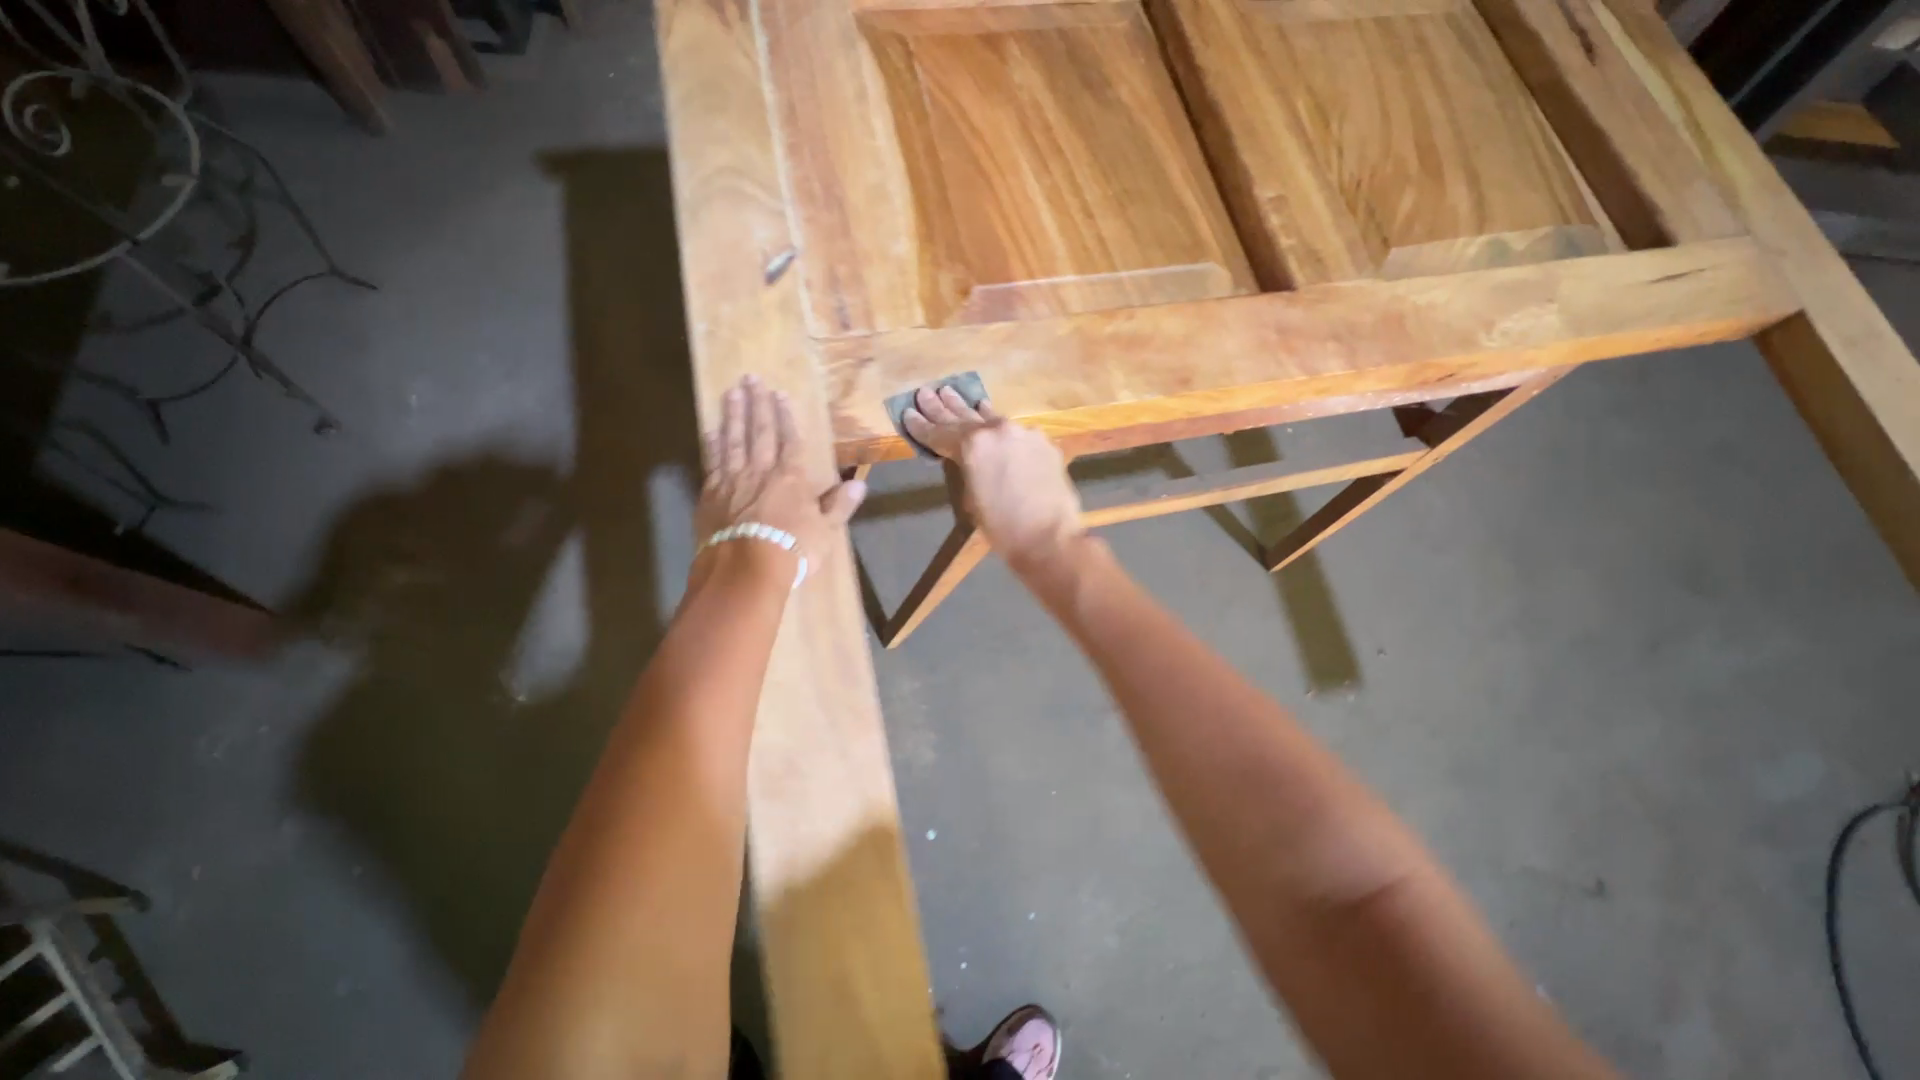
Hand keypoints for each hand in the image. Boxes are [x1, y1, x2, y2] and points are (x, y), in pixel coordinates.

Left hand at [696, 375, 865, 578]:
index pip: (789, 440)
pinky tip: (711, 430)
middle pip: (758, 431)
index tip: (780, 394)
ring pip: (733, 440)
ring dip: (733, 414)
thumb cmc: (792, 550)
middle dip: (757, 404)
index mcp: (790, 477)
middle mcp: (760, 471)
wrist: (746, 569)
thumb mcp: (825, 531)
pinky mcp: (710, 494)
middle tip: (751, 378)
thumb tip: (859, 485)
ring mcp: (732, 480)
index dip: (786, 417)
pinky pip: (712, 462)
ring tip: (732, 392)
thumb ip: (839, 506)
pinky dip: (712, 444)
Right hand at [902, 385, 1083, 572]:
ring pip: (991, 418)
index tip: (908, 413)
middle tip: (926, 392)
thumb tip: (966, 458)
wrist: (1050, 538)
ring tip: (953, 394)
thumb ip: (966, 468)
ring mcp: (1023, 432)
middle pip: (963, 417)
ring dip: (971, 410)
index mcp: (972, 445)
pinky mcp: (1043, 442)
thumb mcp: (970, 497)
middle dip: (942, 407)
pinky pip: (1015, 431)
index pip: (939, 432)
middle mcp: (997, 430)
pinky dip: (1000, 428)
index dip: (921, 425)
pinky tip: (991, 417)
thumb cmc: (1002, 527)